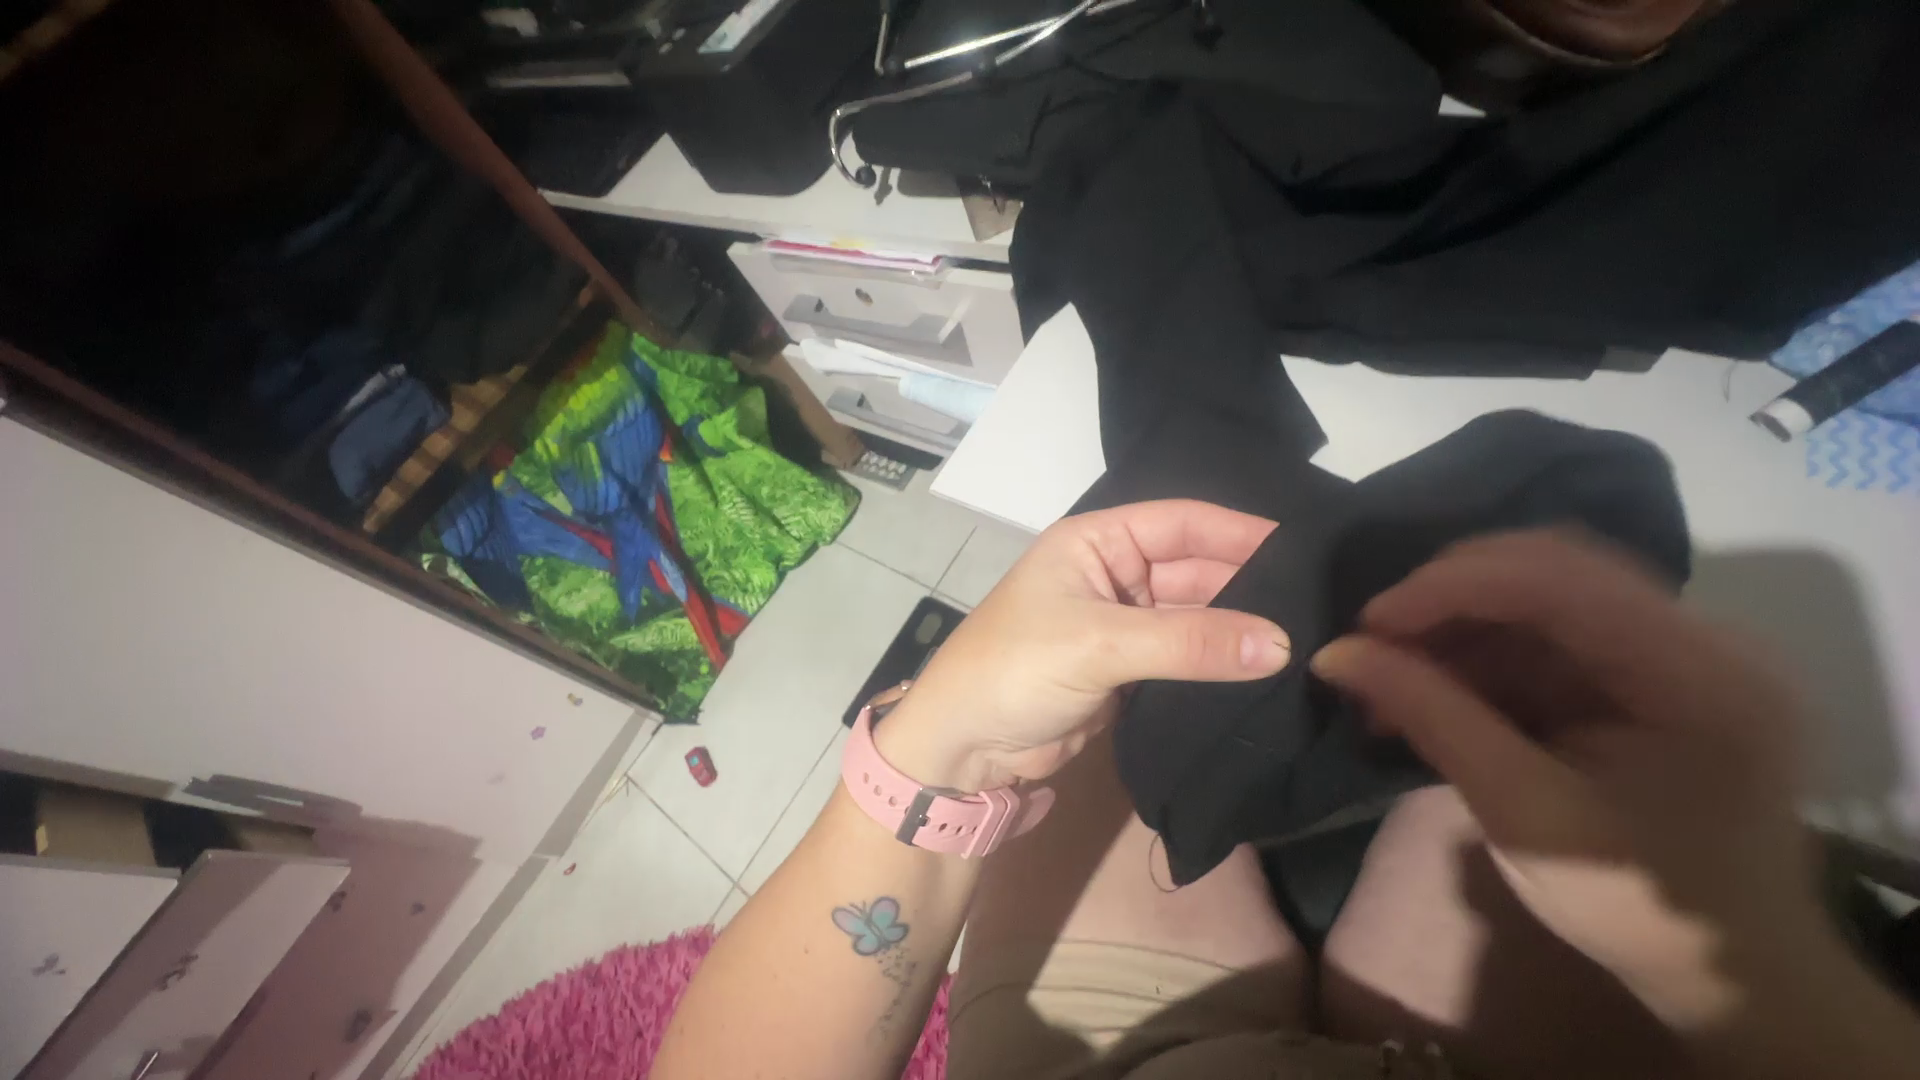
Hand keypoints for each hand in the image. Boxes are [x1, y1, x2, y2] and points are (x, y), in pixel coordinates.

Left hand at [875, 500, 1293, 794]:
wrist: (964, 745)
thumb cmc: (1016, 669)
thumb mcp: (1098, 645)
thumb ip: (1188, 642)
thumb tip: (1280, 644)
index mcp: (1096, 543)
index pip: (1182, 522)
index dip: (1241, 532)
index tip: (1309, 552)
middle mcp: (1112, 574)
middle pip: (1195, 569)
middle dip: (1249, 586)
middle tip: (1322, 608)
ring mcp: (1121, 624)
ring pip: (1194, 617)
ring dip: (1238, 630)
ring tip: (1309, 642)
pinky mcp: (1127, 670)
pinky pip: (1184, 657)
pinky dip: (1217, 665)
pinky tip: (1265, 673)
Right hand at [1310, 530, 1824, 1025]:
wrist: (1726, 971)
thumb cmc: (1633, 903)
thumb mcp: (1520, 812)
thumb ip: (1431, 717)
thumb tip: (1334, 653)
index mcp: (1695, 675)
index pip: (1557, 581)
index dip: (1449, 586)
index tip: (1367, 624)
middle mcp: (1694, 639)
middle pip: (1547, 566)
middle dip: (1446, 594)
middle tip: (1374, 640)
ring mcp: (1667, 650)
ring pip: (1534, 590)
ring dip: (1451, 623)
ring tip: (1387, 673)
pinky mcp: (1635, 669)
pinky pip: (1536, 630)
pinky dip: (1471, 650)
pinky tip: (1425, 688)